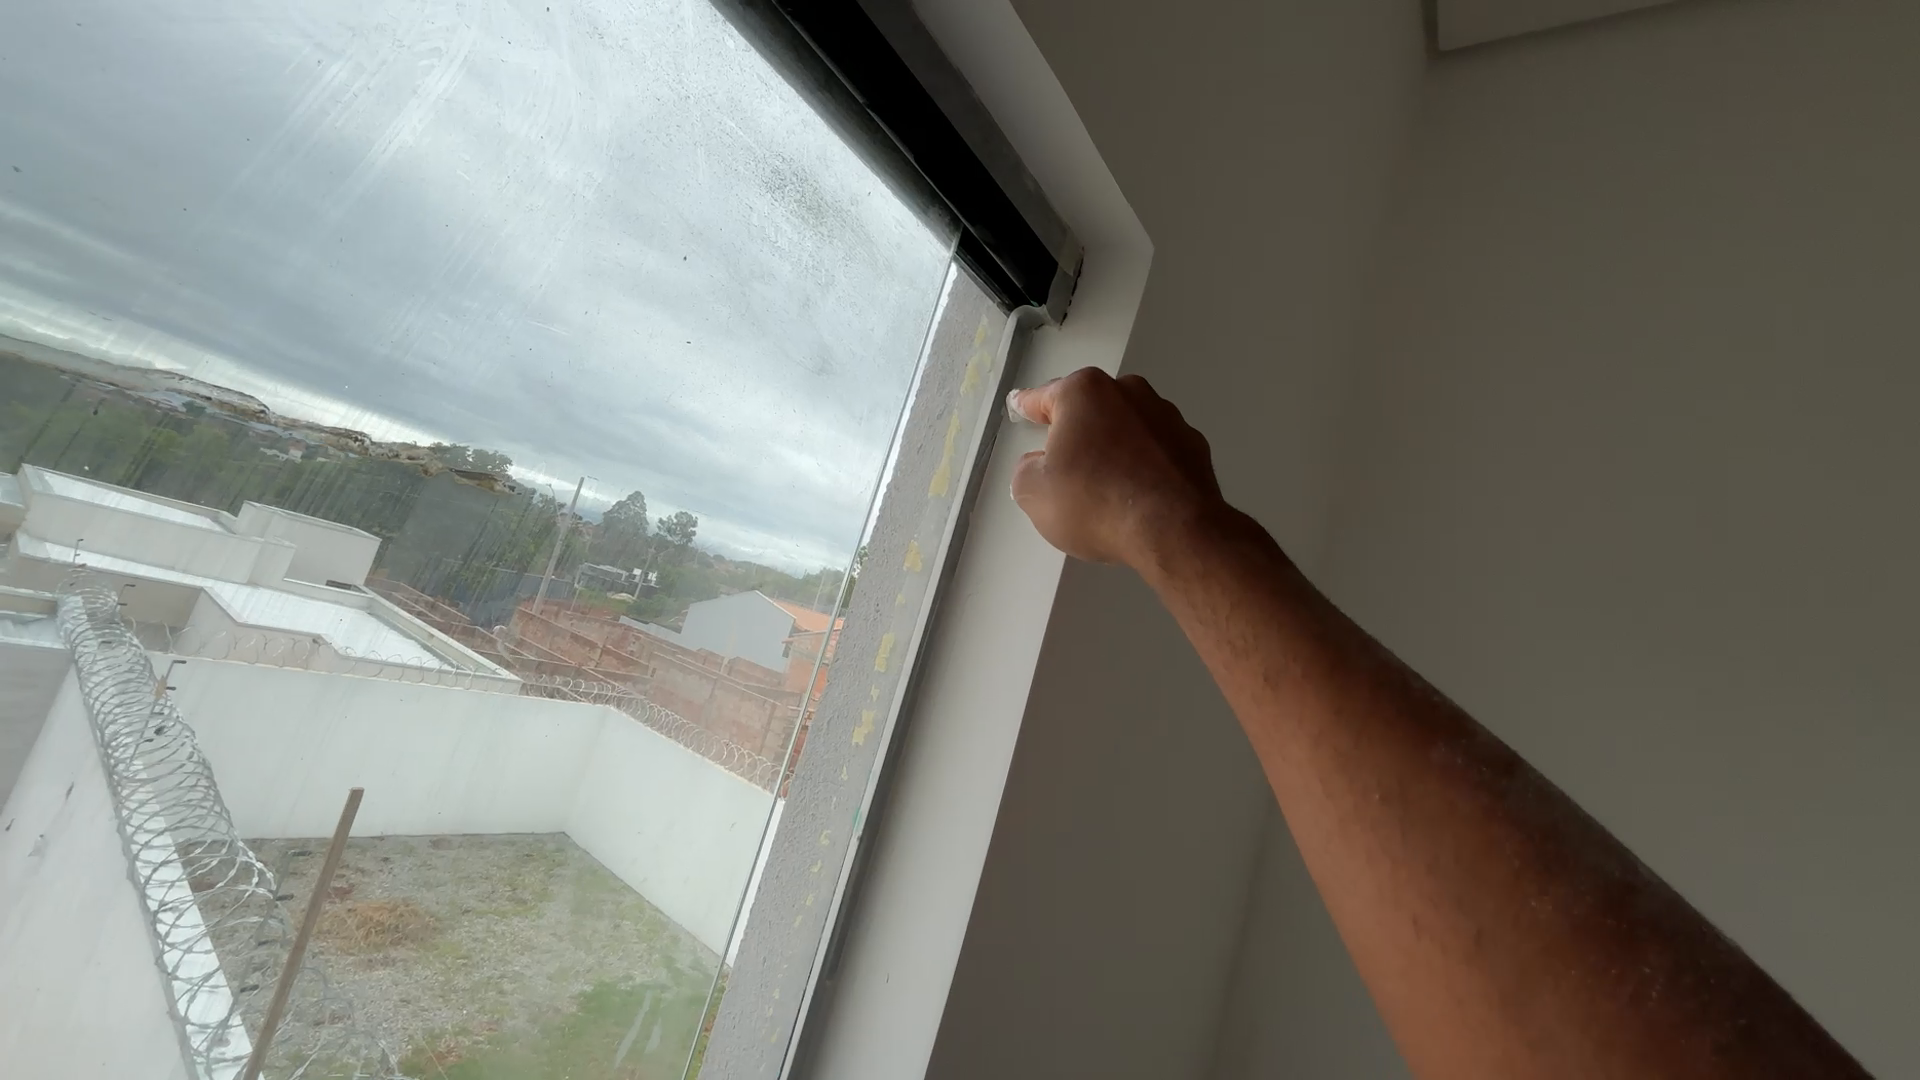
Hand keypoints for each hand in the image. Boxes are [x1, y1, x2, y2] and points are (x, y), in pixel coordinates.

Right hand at [1007, 368, 1223, 568]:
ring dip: (1113, 447)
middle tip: (1063, 464)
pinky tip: (1137, 495)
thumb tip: (1040, 465)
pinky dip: (1143, 465)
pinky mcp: (1193, 446)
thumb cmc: (1095, 503)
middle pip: (1090, 408)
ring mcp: (1166, 417)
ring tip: (1105, 487)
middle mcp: (1128, 392)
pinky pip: (1156, 451)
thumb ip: (1026, 471)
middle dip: (1076, 430)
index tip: (1020, 406)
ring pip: (1126, 427)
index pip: (1044, 397)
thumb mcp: (1034, 493)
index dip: (1027, 406)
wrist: (1172, 530)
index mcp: (1084, 393)